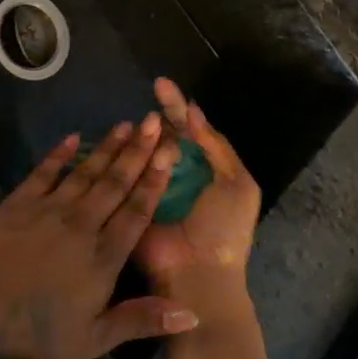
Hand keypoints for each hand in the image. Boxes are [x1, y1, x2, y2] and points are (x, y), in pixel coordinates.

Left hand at [0, 115, 200, 358]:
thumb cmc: (43, 327)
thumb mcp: (96, 337)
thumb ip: (141, 319)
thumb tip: (191, 314)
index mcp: (105, 256)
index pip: (137, 212)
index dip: (154, 182)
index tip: (169, 154)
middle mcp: (83, 223)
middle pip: (115, 183)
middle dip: (137, 152)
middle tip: (153, 122)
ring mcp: (51, 207)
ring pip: (86, 172)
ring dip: (107, 147)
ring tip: (125, 124)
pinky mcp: (23, 200)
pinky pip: (45, 171)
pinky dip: (60, 153)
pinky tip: (74, 136)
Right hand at [134, 78, 261, 290]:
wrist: (198, 274)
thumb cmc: (224, 231)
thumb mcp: (237, 185)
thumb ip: (217, 147)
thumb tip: (194, 110)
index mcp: (206, 168)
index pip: (190, 130)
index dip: (178, 106)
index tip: (162, 84)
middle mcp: (178, 172)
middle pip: (166, 134)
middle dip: (161, 112)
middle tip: (153, 87)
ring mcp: (152, 184)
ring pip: (146, 148)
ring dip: (145, 131)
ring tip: (142, 117)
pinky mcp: (130, 198)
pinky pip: (126, 171)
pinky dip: (124, 153)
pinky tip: (120, 137)